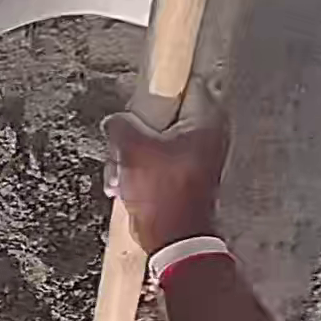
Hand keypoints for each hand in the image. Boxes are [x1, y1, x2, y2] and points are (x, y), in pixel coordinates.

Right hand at [103, 82, 229, 251]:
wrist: (171, 237)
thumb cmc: (161, 190)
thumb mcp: (133, 149)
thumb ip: (120, 126)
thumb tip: (114, 121)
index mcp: (205, 120)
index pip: (185, 84)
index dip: (158, 89)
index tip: (138, 102)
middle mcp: (205, 134)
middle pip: (159, 115)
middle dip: (132, 132)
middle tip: (122, 147)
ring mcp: (192, 155)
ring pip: (149, 139)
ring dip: (127, 155)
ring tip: (120, 174)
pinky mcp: (178, 174)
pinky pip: (150, 160)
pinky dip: (133, 170)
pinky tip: (122, 185)